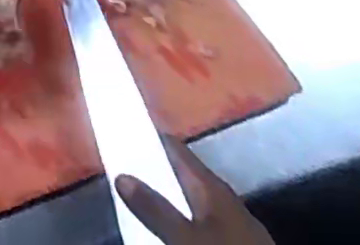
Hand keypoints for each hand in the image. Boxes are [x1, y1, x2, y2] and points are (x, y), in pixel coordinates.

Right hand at [116, 136, 273, 244]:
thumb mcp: (186, 238)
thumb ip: (155, 209)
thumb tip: (121, 176)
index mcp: (213, 186)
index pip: (175, 147)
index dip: (147, 134)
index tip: (122, 126)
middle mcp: (224, 198)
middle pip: (182, 173)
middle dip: (153, 167)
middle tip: (121, 161)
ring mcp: (235, 223)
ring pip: (192, 197)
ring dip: (167, 194)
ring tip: (138, 193)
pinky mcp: (238, 242)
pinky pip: (201, 218)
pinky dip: (182, 214)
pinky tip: (169, 224)